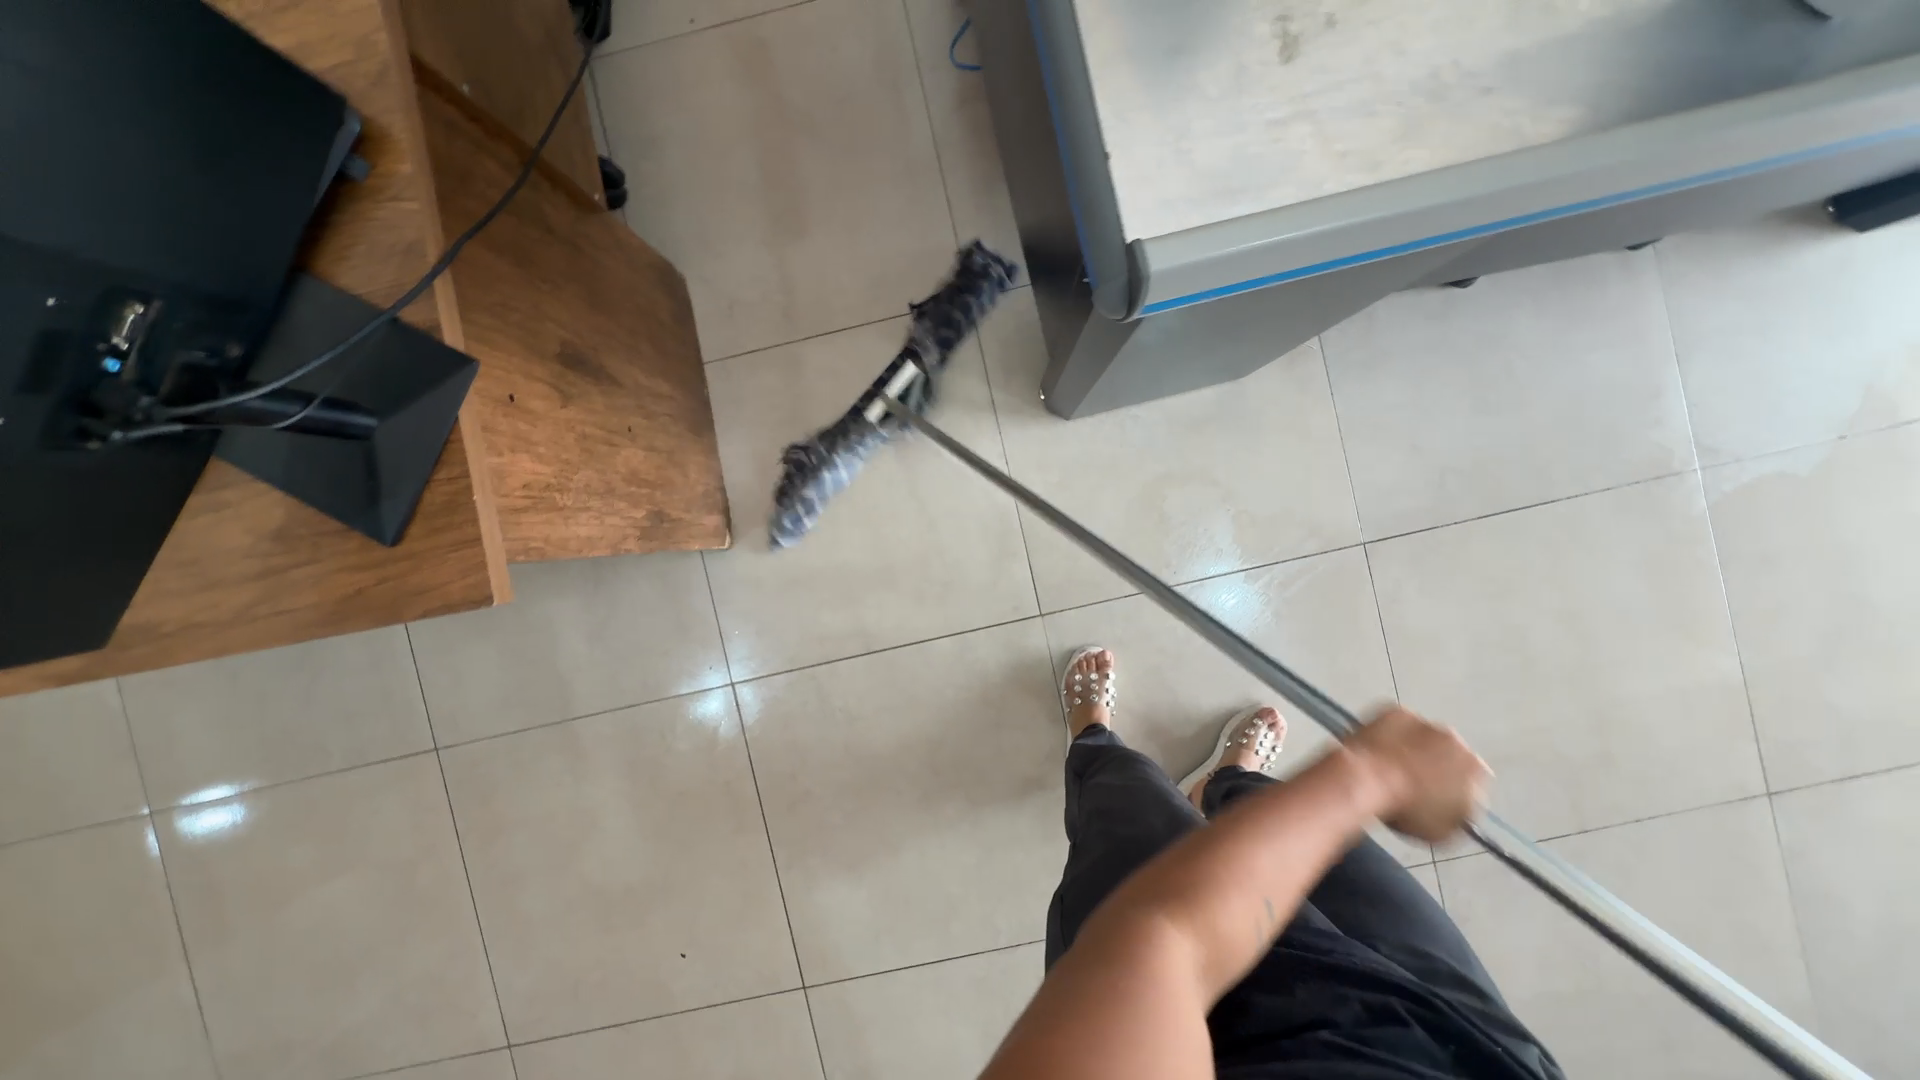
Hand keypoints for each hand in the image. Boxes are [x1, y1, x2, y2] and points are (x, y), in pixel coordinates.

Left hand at [1343, 706, 1489, 841]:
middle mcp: (1455, 739)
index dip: (1454, 789)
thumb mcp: (1446, 830)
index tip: (1437, 797)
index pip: (1473, 779)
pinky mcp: (1394, 711)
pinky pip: (1396, 723)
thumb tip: (1459, 811)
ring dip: (1412, 747)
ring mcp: (1424, 721)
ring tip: (1390, 765)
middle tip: (1413, 781)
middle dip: (1434, 763)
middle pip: (1448, 752)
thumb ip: (1460, 816)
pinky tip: (1378, 748)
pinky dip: (1390, 733)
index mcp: (1475, 768)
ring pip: (1422, 735)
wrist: (1367, 779)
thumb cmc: (1408, 810)